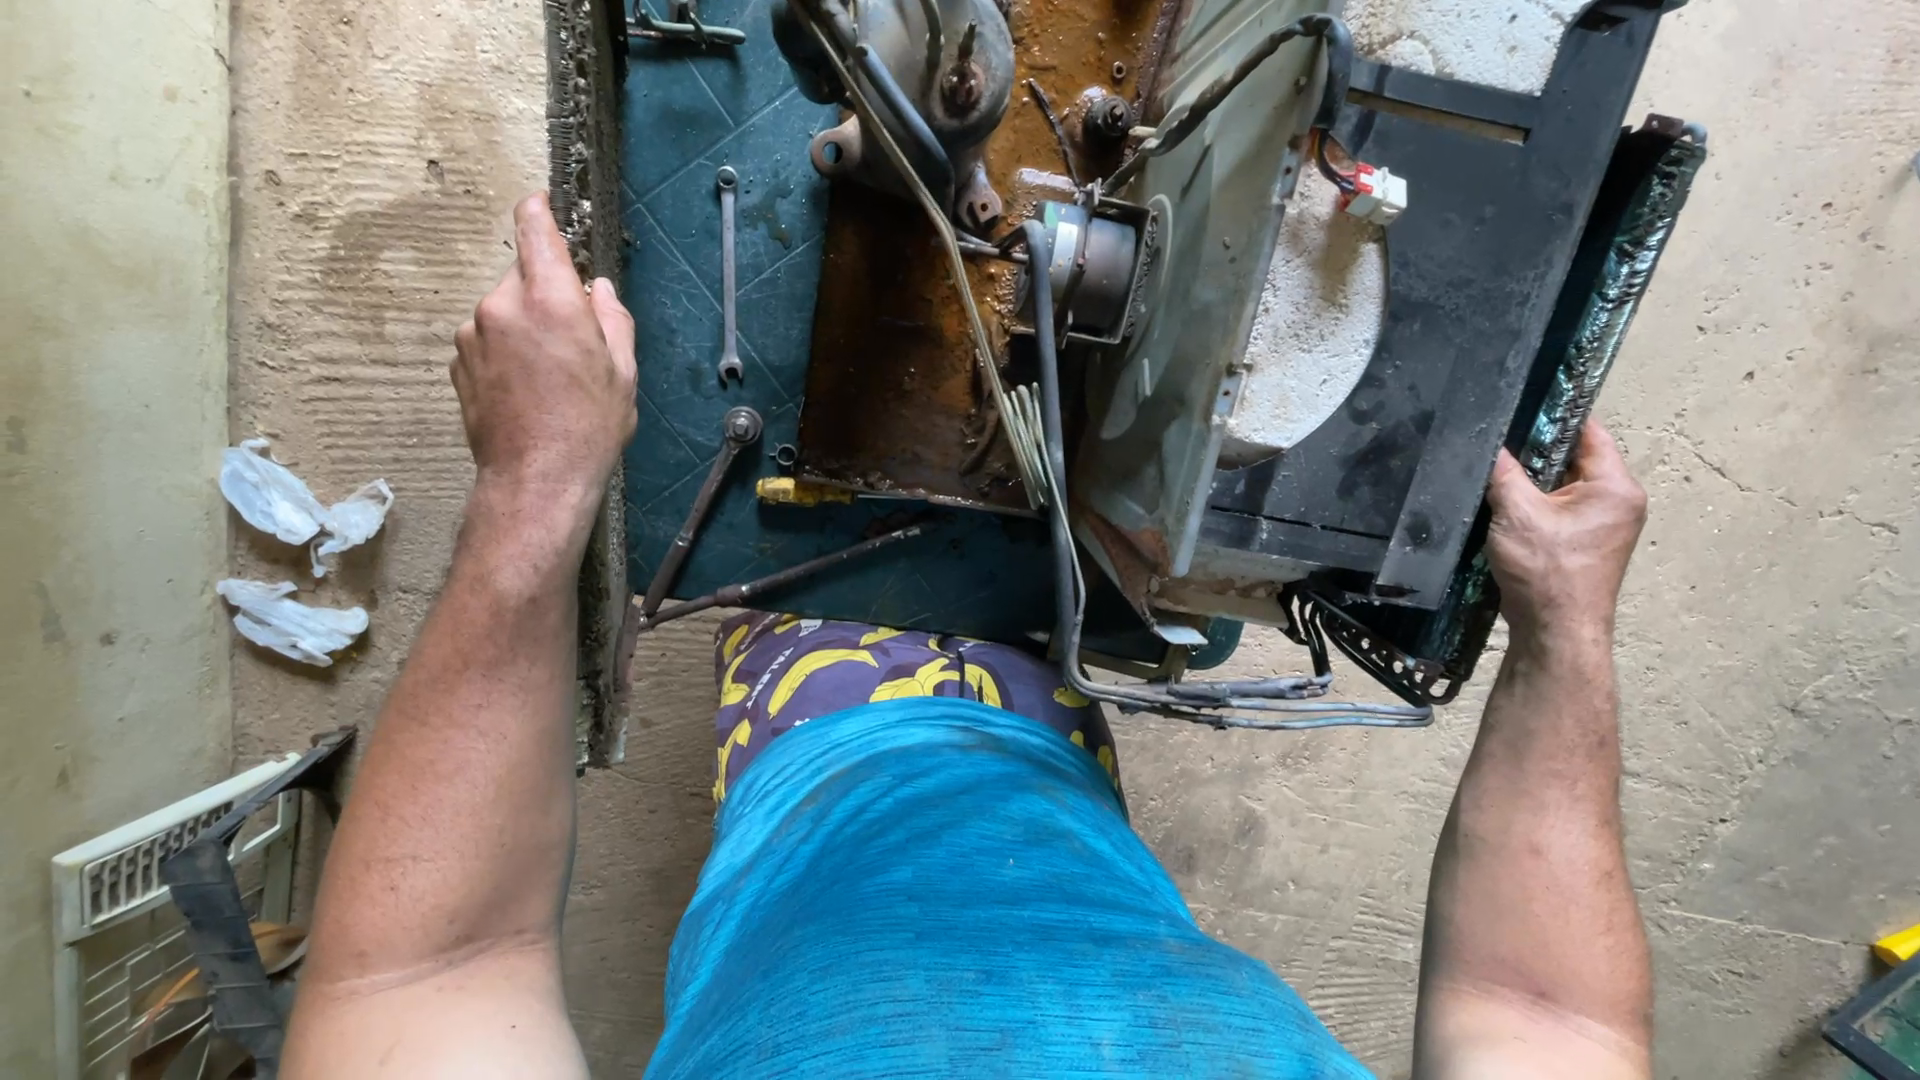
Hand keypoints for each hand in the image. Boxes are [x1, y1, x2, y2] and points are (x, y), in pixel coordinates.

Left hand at [452, 193, 637, 517]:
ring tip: (552, 375)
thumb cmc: (589, 426)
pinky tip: (528, 387)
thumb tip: (599, 290)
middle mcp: (503, 306)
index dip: (540, 210)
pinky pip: (488, 337)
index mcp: (552, 302)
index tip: (543, 203)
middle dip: (549, 293)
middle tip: (577, 337)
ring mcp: (473, 333)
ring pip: (505, 308)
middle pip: (525, 276)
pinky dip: (507, 349)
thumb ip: (612, 320)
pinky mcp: (458, 360)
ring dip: (527, 325)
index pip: (536, 232)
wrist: (537, 476)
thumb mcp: (623, 373)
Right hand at [1484, 422, 1647, 642]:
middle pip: (1573, 459)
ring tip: (1494, 466)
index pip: (1589, 433)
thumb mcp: (1517, 513)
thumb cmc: (1546, 568)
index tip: (1521, 402)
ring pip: (1562, 485)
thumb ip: (1504, 473)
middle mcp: (1619, 501)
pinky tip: (1502, 501)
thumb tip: (1488, 444)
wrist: (1554, 628)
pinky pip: (1557, 508)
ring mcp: (1604, 524)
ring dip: (1531, 479)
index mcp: (1616, 486)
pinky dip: (1533, 502)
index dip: (1555, 415)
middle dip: (1536, 450)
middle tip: (1496, 437)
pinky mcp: (1583, 543)